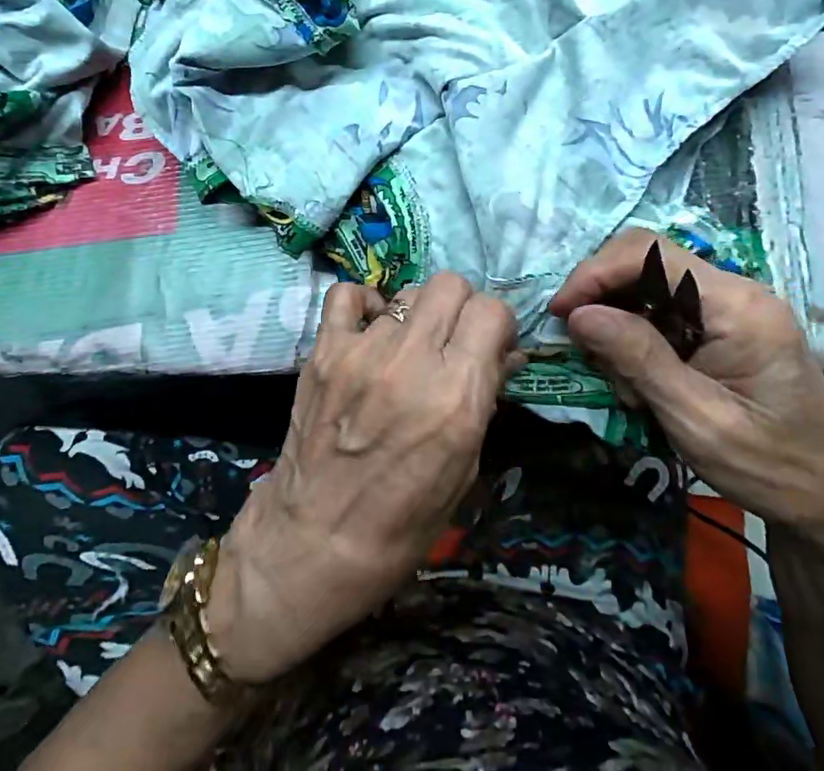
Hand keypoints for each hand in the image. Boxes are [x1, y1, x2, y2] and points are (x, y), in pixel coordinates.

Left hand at [208, 273, 518, 681]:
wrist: (320, 537)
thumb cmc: (405, 519)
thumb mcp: (465, 466)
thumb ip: (484, 398)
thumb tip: (504, 353)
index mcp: (457, 396)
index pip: (490, 312)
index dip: (494, 325)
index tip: (488, 344)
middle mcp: (412, 362)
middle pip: (450, 286)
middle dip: (460, 308)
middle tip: (450, 340)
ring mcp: (362, 352)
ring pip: (406, 292)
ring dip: (416, 315)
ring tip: (406, 347)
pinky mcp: (323, 351)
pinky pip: (346, 295)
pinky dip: (364, 305)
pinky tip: (367, 330)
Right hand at [549, 228, 823, 537]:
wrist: (823, 497)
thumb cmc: (767, 465)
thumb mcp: (695, 418)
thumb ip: (638, 359)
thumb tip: (579, 314)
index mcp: (737, 306)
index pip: (649, 254)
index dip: (594, 274)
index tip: (561, 314)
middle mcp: (735, 292)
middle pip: (643, 261)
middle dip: (601, 298)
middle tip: (584, 350)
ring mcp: (728, 306)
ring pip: (644, 286)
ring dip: (615, 324)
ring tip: (620, 380)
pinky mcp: (719, 324)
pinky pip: (658, 309)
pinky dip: (632, 337)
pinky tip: (636, 378)